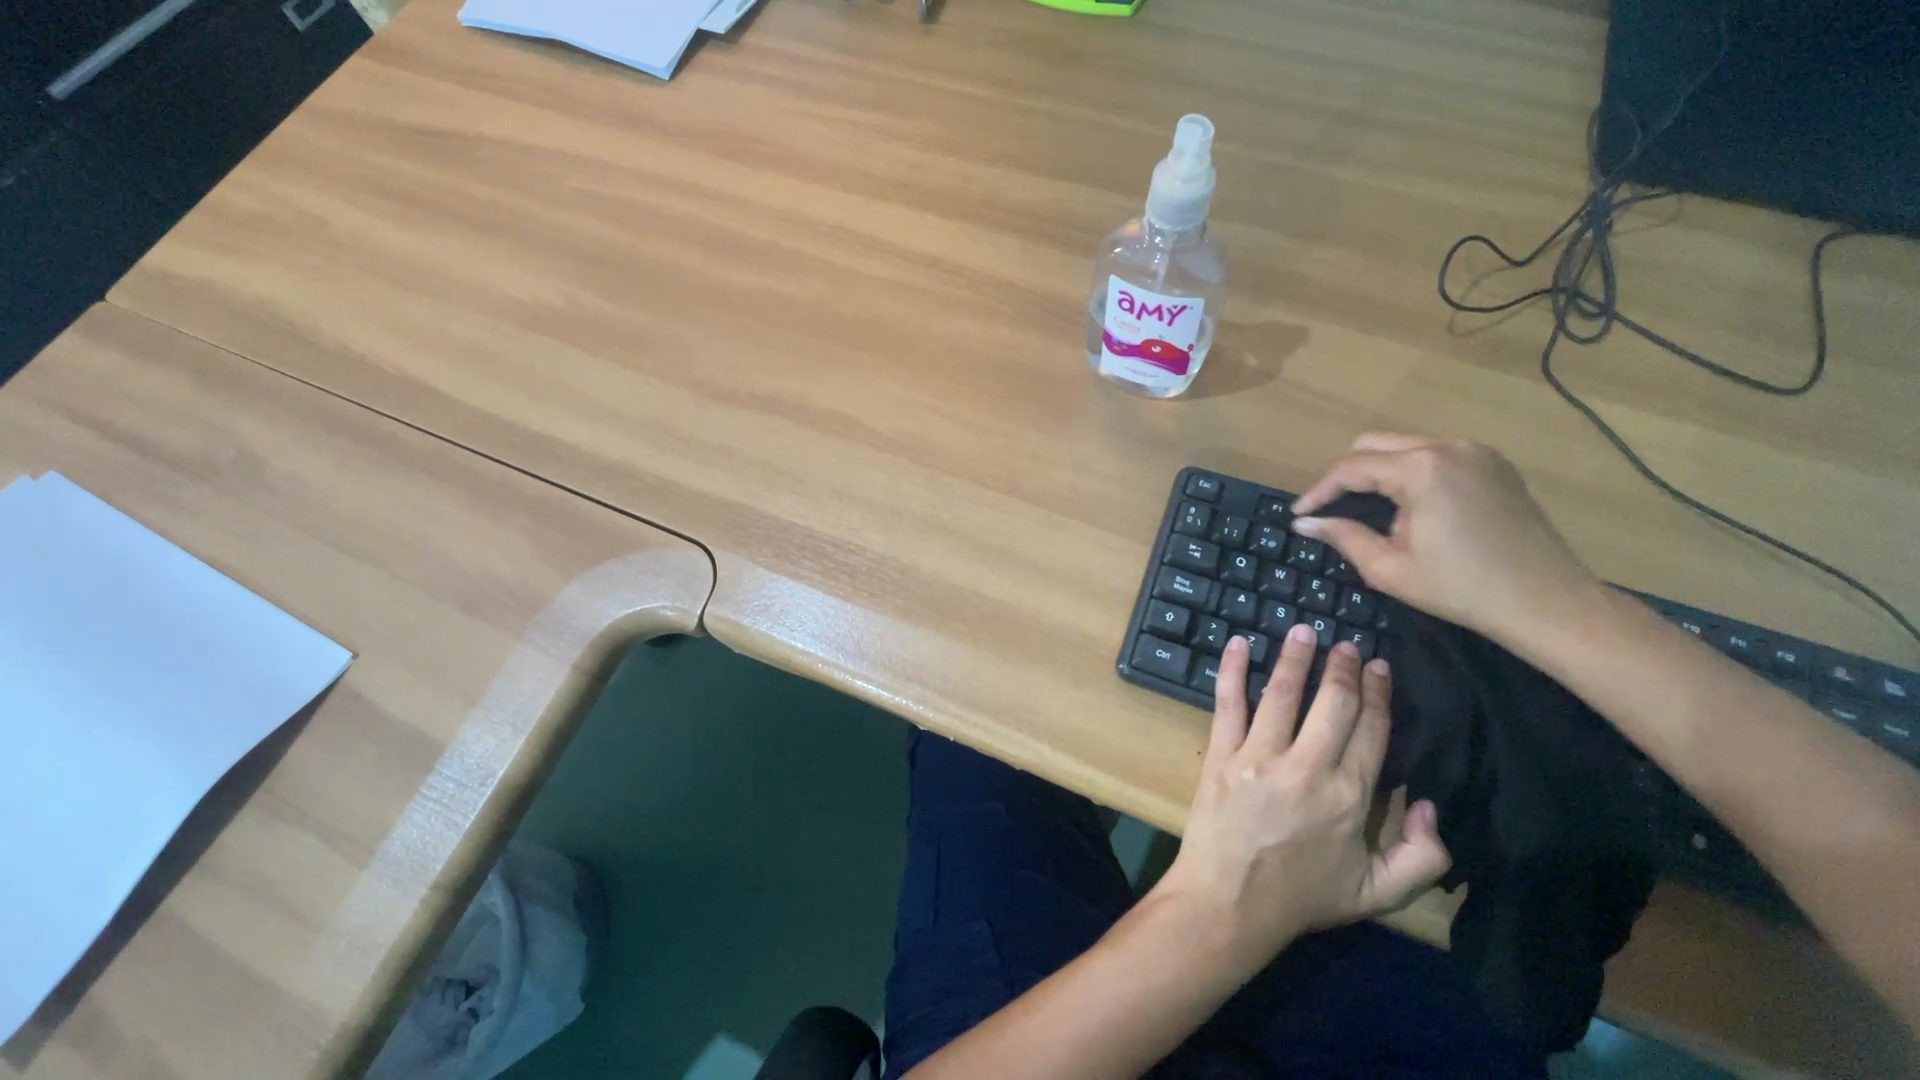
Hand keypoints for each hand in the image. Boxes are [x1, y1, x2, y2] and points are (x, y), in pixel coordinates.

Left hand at [1150, 626, 1450, 972]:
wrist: (1227, 905)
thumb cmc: (1302, 898)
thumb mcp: (1377, 894)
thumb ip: (1423, 857)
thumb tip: (1427, 803)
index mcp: (1349, 797)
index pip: (1371, 731)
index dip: (1378, 694)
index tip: (1379, 667)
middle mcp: (1307, 768)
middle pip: (1332, 704)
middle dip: (1344, 668)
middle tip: (1348, 645)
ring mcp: (1258, 758)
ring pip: (1281, 694)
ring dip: (1295, 658)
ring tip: (1303, 630)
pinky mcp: (1220, 756)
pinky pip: (1227, 704)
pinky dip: (1231, 671)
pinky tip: (1236, 643)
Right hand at [1290, 432, 1600, 640]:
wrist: (1546, 601)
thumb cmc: (1461, 589)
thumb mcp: (1390, 569)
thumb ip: (1343, 536)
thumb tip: (1305, 523)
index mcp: (1421, 469)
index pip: (1351, 467)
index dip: (1319, 491)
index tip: (1300, 515)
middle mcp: (1449, 446)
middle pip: (1375, 444)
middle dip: (1347, 475)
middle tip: (1331, 511)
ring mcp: (1477, 451)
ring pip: (1406, 446)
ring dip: (1380, 473)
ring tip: (1371, 514)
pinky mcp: (1495, 464)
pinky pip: (1436, 456)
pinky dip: (1412, 474)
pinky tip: (1411, 510)